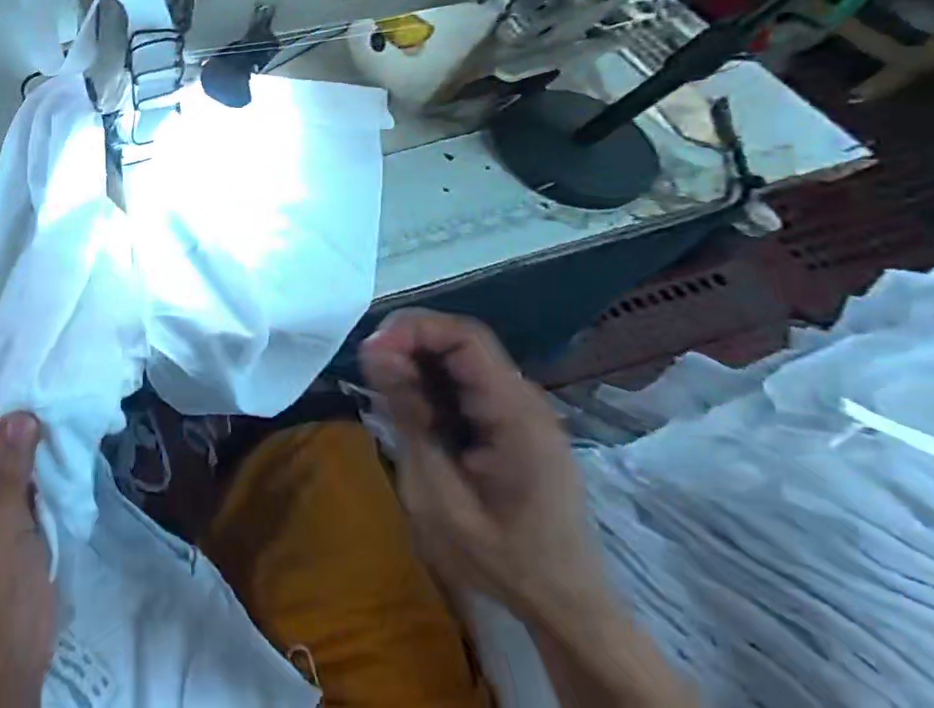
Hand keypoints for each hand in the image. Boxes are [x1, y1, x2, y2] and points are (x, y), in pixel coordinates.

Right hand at [360, 310, 608, 622]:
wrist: (566, 604)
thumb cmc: (500, 559)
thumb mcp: (437, 496)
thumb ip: (409, 420)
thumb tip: (376, 353)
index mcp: (515, 414)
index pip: (465, 338)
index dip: (413, 330)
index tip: (369, 352)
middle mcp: (526, 399)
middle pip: (463, 341)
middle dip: (409, 341)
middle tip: (368, 368)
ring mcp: (525, 409)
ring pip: (464, 359)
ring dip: (418, 361)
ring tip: (382, 386)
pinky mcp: (515, 422)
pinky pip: (470, 382)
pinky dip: (433, 381)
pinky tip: (410, 405)